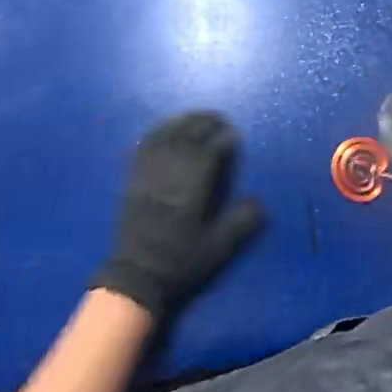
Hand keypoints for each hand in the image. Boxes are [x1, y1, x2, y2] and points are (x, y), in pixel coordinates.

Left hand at [90, 112, 264, 317]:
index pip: (208, 152)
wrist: (137, 275)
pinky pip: (143, 145)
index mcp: (191, 189)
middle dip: (204, 123)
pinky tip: (164, 127)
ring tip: (196, 116)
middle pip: (187, 137)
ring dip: (181, 121)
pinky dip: (156, 131)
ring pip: (164, 136)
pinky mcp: (132, 177)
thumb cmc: (180, 262)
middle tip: (219, 118)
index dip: (222, 139)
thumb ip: (241, 222)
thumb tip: (259, 200)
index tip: (234, 133)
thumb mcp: (217, 248)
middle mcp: (169, 174)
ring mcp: (147, 173)